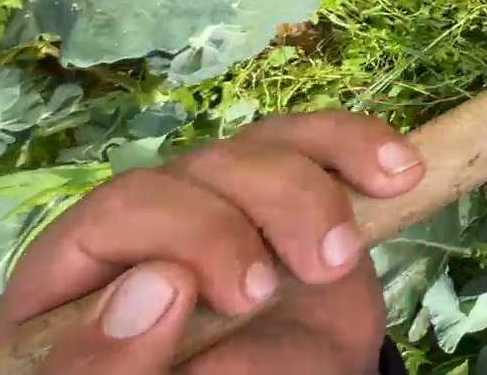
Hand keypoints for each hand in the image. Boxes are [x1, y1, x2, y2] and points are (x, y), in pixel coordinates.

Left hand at [0, 112, 425, 374]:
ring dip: (327, 187)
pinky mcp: (301, 173)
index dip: (194, 235)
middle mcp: (152, 217)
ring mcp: (231, 189)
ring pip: (273, 142)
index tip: (253, 294)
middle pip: (209, 167)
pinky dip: (368, 146)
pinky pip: (328, 135)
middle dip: (281, 211)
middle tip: (326, 270)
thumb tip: (151, 287)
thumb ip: (114, 366)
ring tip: (354, 248)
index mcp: (82, 276)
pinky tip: (403, 173)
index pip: (121, 212)